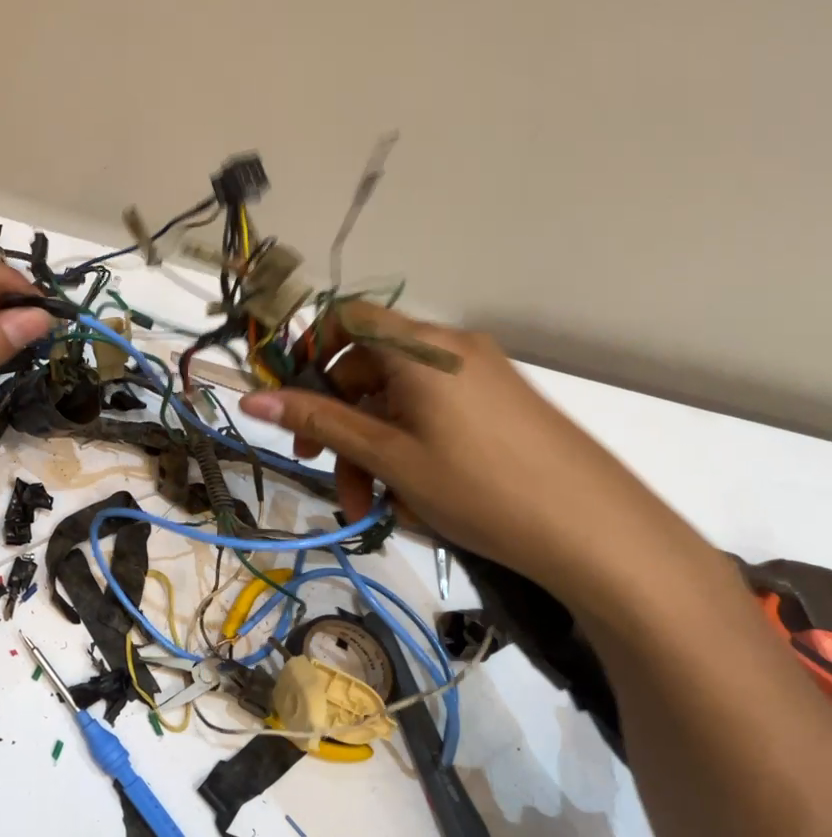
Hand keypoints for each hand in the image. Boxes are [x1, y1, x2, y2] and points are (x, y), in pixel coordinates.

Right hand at [238, 303, 677, 600]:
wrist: (610, 542)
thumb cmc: (483, 489)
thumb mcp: (387, 456)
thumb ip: (317, 422)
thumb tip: (248, 398)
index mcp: (421, 349)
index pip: (346, 317)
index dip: (308, 348)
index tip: (290, 397)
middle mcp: (450, 350)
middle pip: (366, 368)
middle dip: (336, 420)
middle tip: (320, 469)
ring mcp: (481, 379)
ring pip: (396, 401)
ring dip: (368, 448)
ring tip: (368, 506)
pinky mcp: (502, 409)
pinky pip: (432, 415)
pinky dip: (407, 449)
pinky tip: (409, 500)